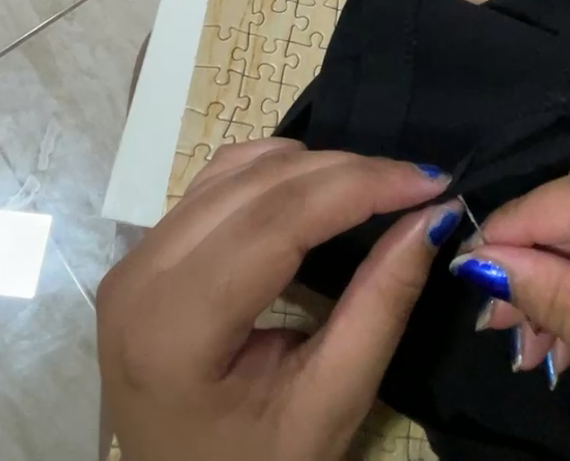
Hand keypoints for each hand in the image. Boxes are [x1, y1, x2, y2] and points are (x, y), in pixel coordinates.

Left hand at [98, 139, 458, 460]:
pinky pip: (217, 181)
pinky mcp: (145, 251)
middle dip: (348, 171)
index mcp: (173, 329)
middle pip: (258, 185)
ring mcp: (136, 258)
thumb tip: (433, 216)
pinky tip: (317, 188)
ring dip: (315, 165)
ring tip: (375, 187)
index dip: (361, 185)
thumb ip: (381, 304)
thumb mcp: (331, 403)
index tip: (431, 180)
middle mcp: (141, 276)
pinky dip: (275, 170)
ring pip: (237, 169)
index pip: (278, 221)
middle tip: (416, 183)